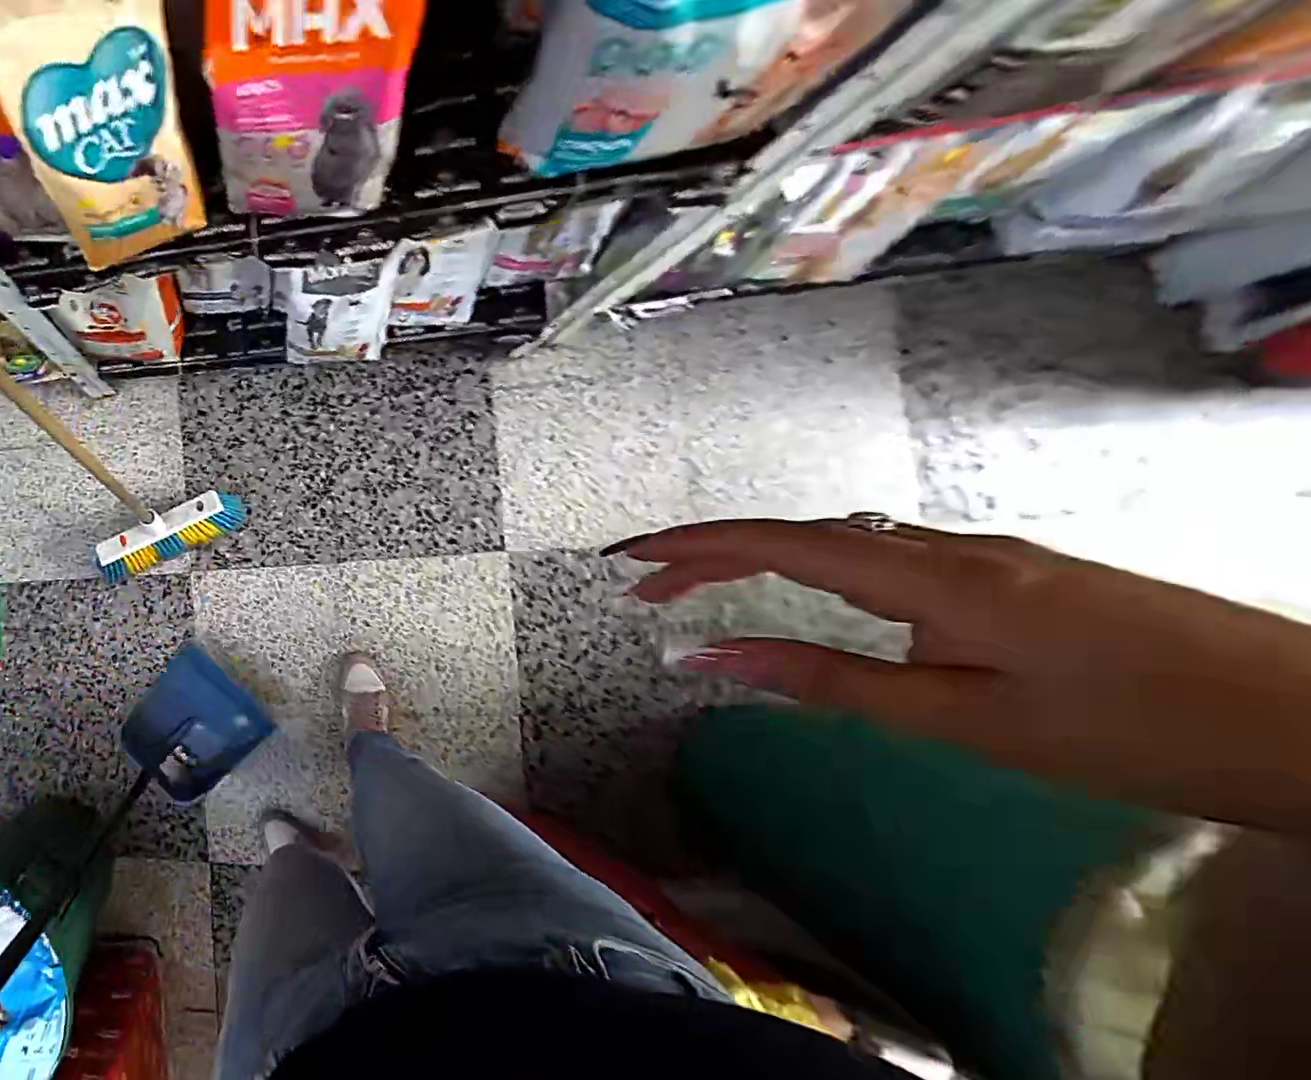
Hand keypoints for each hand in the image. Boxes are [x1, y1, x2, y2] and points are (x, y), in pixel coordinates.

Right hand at [610, 518, 1310, 835]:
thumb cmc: (1131, 731)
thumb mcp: (958, 718)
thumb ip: (826, 679)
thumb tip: (709, 660)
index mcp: (928, 577)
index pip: (779, 543)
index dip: (694, 544)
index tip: (630, 555)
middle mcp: (942, 547)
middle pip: (796, 533)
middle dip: (708, 552)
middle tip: (643, 583)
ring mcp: (972, 554)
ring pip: (834, 542)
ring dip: (754, 559)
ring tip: (692, 588)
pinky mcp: (996, 571)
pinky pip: (873, 556)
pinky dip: (808, 568)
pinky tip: (798, 594)